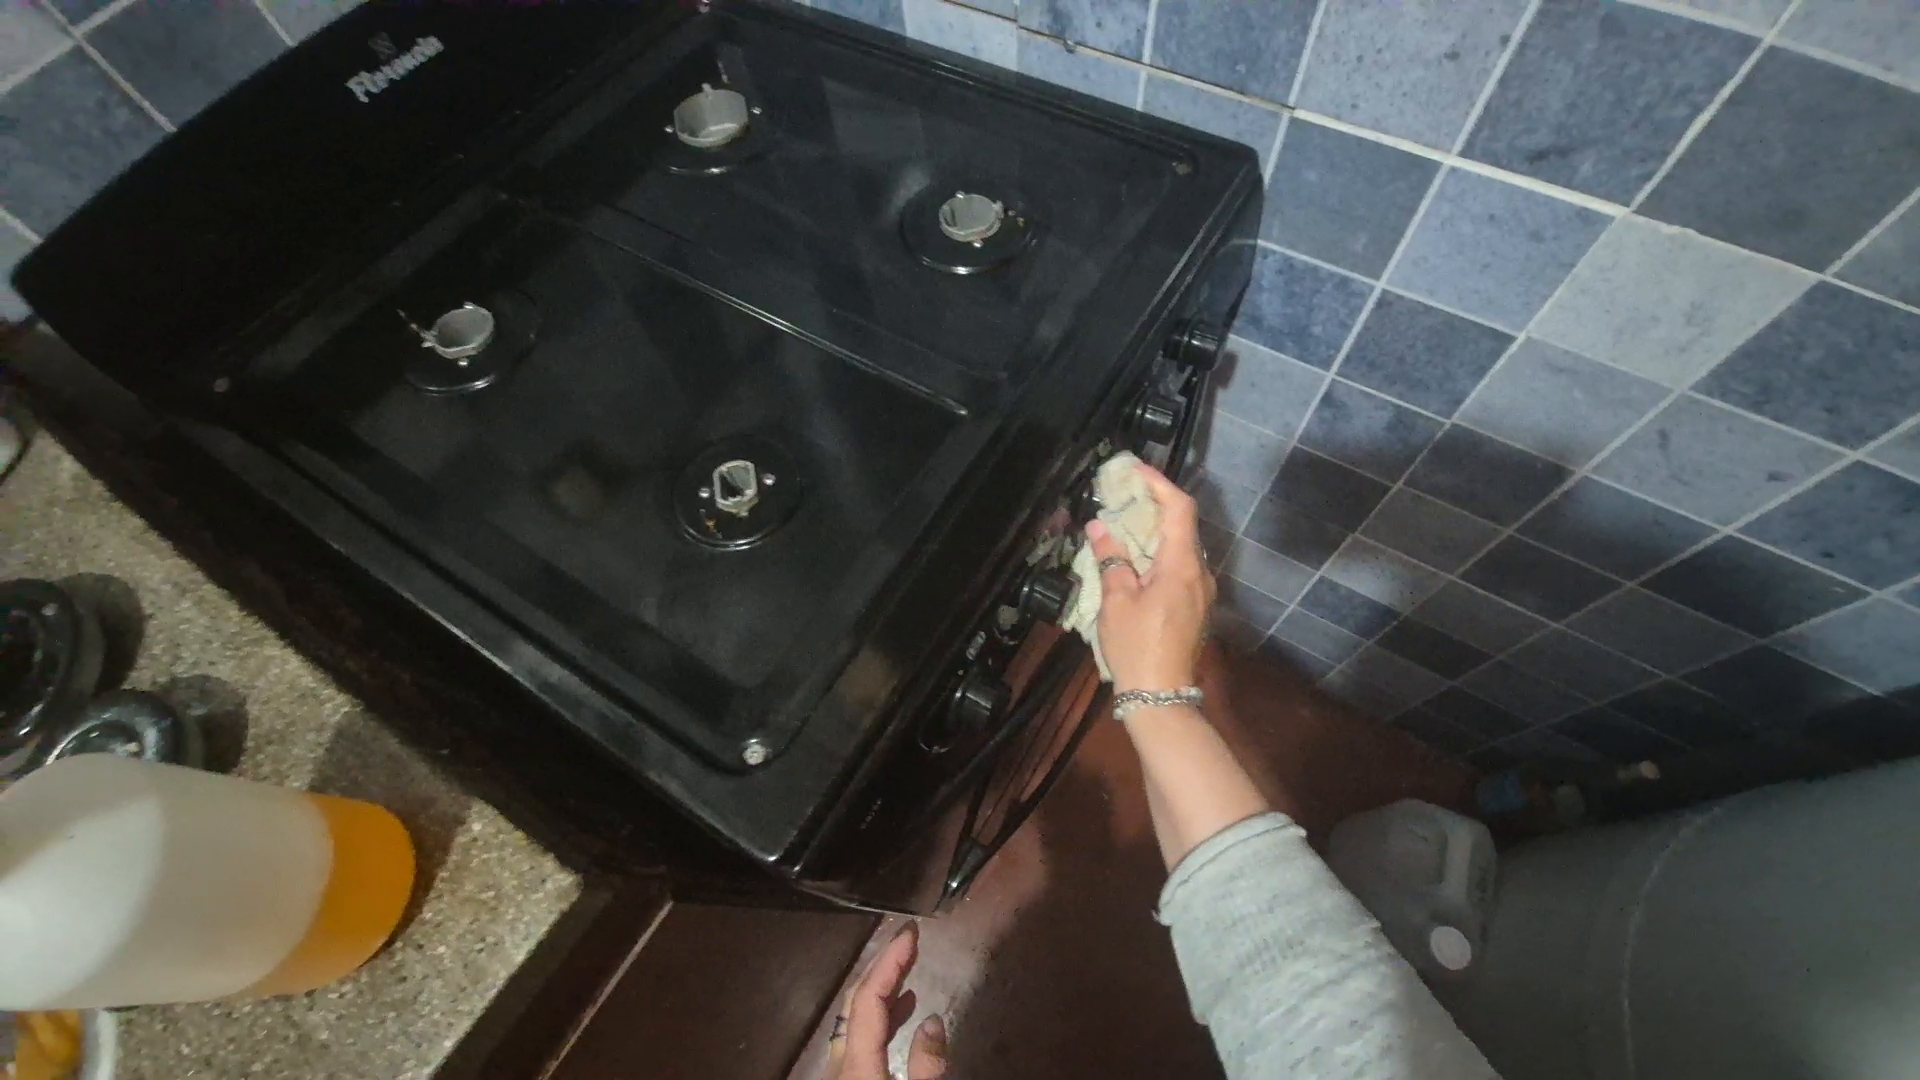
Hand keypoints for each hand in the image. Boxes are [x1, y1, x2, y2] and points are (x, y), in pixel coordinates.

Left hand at [827, 924, 948, 1079]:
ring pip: (854, 1018)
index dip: (890, 959)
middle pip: (856, 1000)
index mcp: (856, 1065)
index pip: (869, 997)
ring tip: (910, 966)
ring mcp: (837, 1072)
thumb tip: (933, 1020)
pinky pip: (858, 1037)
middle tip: (909, 939)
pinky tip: (902, 1010)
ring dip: (882, 988)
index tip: (911, 930)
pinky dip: (879, 1015)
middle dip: (883, 964)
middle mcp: (838, 1062)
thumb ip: (928, 1066)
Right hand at [1086, 463, 1215, 694]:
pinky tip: (1136, 557)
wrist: (1161, 696)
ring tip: (1125, 522)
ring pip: (1182, 548)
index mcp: (1183, 566)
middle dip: (1155, 504)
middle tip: (1124, 493)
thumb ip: (1111, 560)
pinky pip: (1180, 567)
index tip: (1135, 470)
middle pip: (1184, 526)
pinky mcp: (1195, 607)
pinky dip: (1159, 552)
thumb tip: (1100, 528)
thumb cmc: (1137, 646)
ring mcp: (1201, 592)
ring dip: (1156, 530)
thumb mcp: (1116, 600)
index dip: (1159, 484)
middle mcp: (1200, 573)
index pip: (1179, 509)